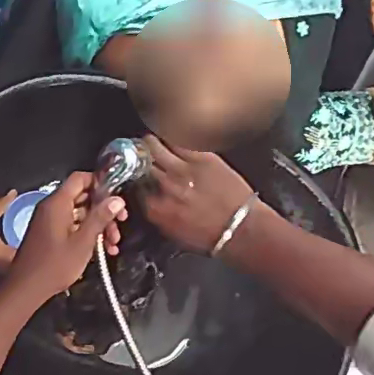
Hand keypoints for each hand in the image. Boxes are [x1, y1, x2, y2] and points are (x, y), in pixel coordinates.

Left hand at [3, 172, 125, 302]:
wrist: (26, 288)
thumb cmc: (55, 266)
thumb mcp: (83, 242)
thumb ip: (100, 218)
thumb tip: (117, 199)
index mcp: (57, 204)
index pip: (79, 178)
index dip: (100, 183)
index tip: (117, 198)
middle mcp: (51, 207)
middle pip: (82, 196)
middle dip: (103, 209)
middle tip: (121, 222)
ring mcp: (49, 221)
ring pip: (79, 214)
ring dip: (98, 225)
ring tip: (114, 243)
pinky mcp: (49, 234)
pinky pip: (71, 226)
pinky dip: (86, 233)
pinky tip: (102, 250)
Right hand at [137, 136, 256, 253]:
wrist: (240, 228)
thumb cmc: (210, 236)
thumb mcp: (172, 232)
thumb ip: (157, 213)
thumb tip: (151, 200)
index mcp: (154, 208)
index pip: (134, 185)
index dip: (133, 178)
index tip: (135, 175)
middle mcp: (163, 186)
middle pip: (139, 163)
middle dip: (137, 158)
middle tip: (140, 155)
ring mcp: (181, 169)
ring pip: (153, 145)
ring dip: (150, 143)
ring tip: (152, 143)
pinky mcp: (200, 158)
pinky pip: (178, 141)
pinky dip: (171, 139)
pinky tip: (171, 140)